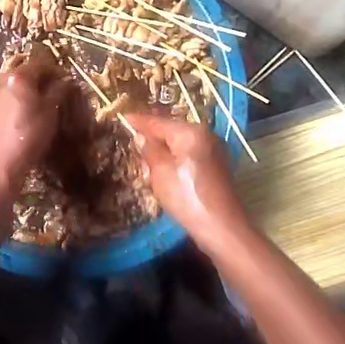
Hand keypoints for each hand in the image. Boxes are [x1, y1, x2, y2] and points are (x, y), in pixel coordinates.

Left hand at [0, 58, 68, 182]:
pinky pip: (6, 95)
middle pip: (25, 72)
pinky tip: (24, 112)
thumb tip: (65, 80)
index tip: (67, 81)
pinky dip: (17, 98)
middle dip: (41, 79)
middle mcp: (2, 79)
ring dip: (28, 89)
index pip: (41, 64)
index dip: (56, 71)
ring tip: (40, 102)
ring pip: (15, 84)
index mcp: (19, 76)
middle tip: (55, 92)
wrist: (2, 161)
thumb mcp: (50, 111)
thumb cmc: (30, 133)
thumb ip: (58, 90)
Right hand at [126, 112, 252, 253]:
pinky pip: (190, 154)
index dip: (140, 121)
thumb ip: (149, 150)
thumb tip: (142, 136)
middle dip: (152, 137)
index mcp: (191, 132)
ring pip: (181, 143)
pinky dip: (176, 159)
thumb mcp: (160, 172)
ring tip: (146, 161)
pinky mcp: (216, 165)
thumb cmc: (186, 196)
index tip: (124, 117)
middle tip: (133, 143)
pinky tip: (165, 170)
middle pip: (172, 130)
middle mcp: (205, 134)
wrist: (221, 226)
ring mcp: (214, 150)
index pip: (159, 122)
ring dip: (163, 150)